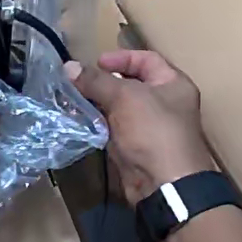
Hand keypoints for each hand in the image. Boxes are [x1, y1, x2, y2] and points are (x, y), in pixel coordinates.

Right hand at [66, 51, 214, 204]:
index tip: (96, 63)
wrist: (164, 184)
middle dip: (103, 82)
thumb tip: (68, 67)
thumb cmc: (153, 131)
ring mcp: (149, 127)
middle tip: (79, 82)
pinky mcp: (135, 147)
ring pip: (119, 108)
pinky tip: (78, 120)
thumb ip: (96, 81)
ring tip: (71, 100)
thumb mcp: (125, 97)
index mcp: (173, 84)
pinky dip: (97, 123)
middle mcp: (164, 103)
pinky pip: (113, 128)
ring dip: (96, 103)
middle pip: (130, 84)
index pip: (147, 59)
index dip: (122, 57)